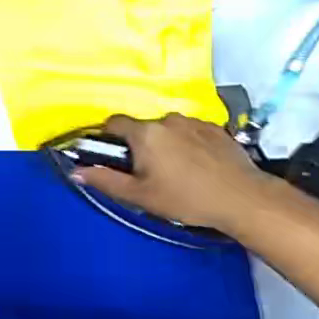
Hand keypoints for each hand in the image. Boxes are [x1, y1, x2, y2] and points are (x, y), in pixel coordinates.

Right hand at [74, 113, 276, 233]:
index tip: (115, 158)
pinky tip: (200, 167)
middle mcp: (167, 119)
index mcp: (145, 133)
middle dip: (142, 146)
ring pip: (169, 130)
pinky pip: (192, 132)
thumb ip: (106, 181)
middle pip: (143, 128)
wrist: (242, 198)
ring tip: (179, 173)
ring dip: (167, 144)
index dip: (109, 138)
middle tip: (150, 175)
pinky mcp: (216, 128)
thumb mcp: (141, 196)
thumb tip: (76, 172)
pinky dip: (189, 145)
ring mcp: (194, 121)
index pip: (114, 123)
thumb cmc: (185, 199)